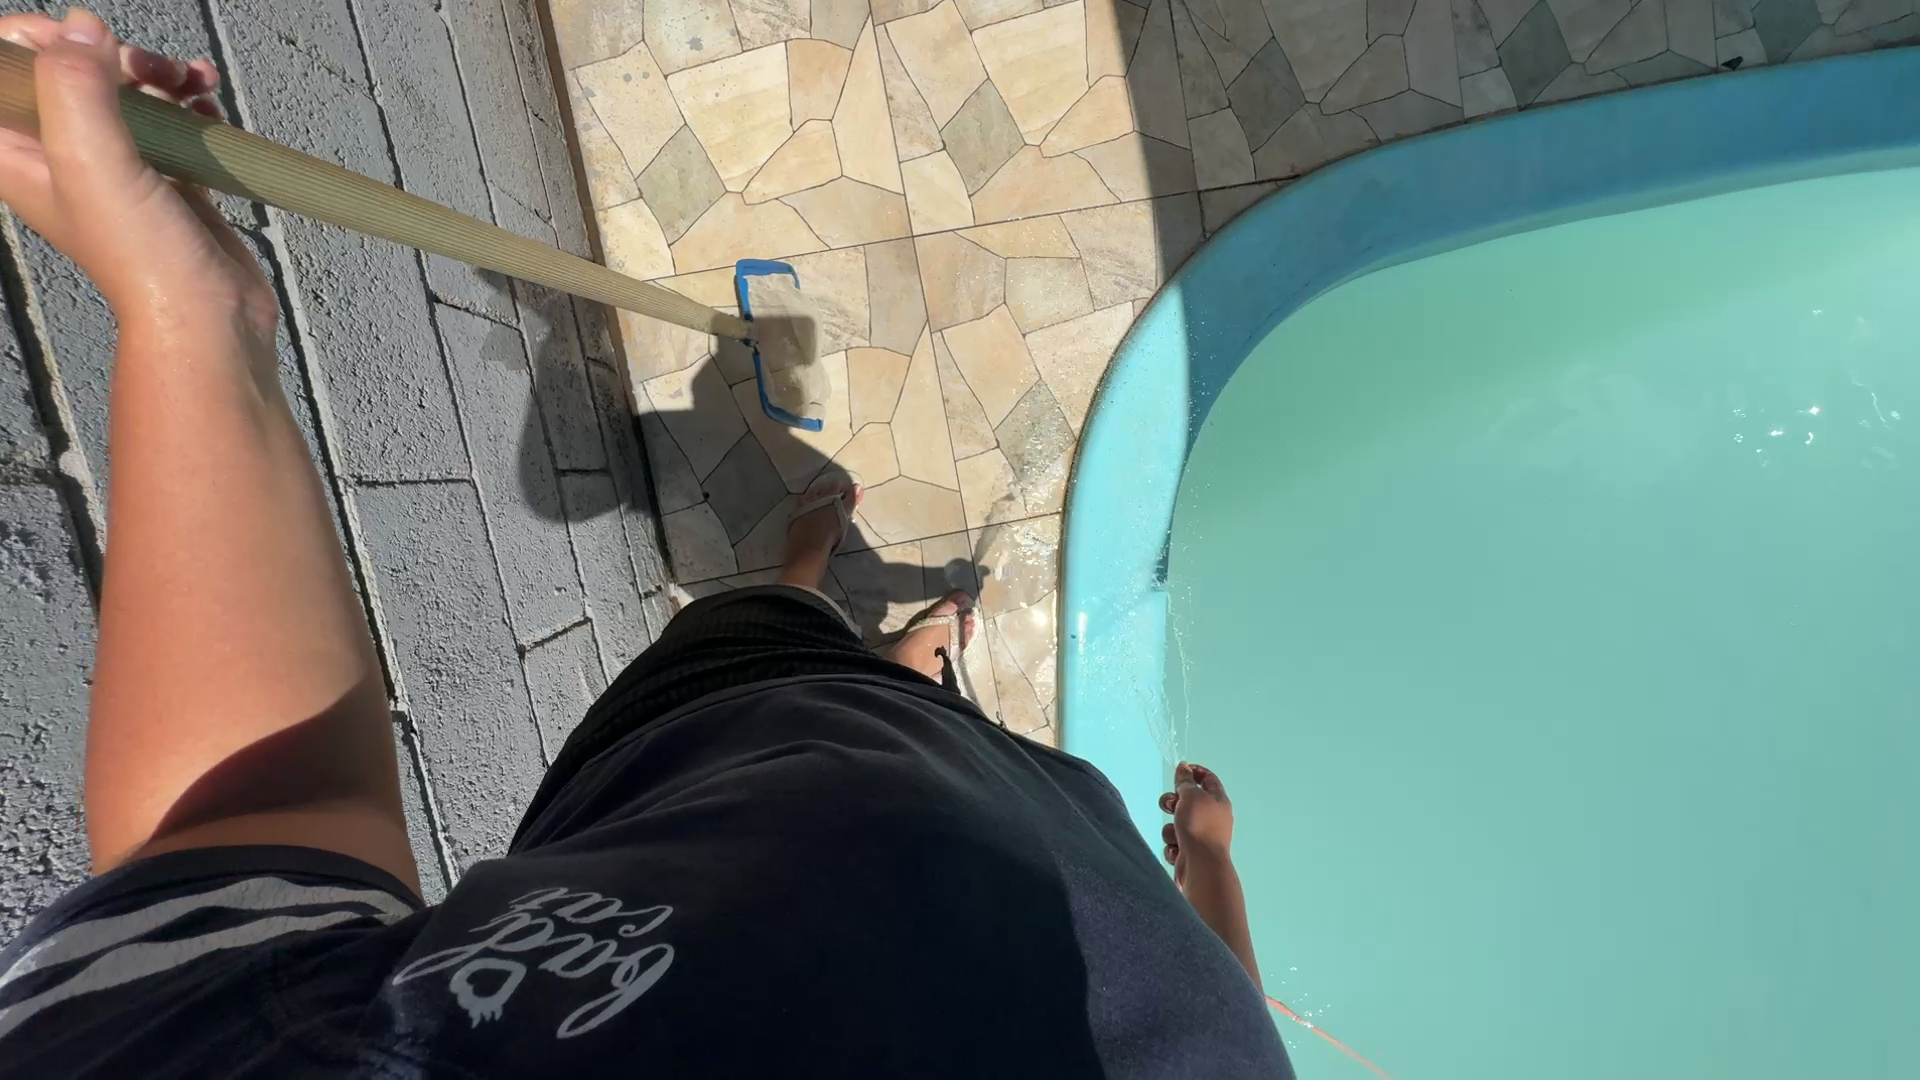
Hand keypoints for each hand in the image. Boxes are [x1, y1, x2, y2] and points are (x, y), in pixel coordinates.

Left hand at [0, 10, 274, 343]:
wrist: (211, 315)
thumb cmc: (142, 252)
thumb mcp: (90, 159)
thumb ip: (74, 84)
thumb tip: (86, 26)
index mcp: (9, 145)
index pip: (0, 63)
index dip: (39, 38)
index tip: (92, 46)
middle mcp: (56, 151)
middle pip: (68, 71)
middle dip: (112, 54)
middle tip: (155, 68)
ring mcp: (118, 169)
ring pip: (126, 97)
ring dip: (160, 77)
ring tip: (196, 79)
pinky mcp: (171, 186)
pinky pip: (172, 131)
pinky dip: (192, 111)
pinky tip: (213, 107)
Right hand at [1159, 761, 1233, 887]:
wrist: (1201, 866)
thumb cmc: (1199, 826)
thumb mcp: (1191, 796)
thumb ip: (1185, 781)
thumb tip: (1184, 767)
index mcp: (1218, 801)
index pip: (1208, 779)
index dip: (1193, 771)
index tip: (1178, 771)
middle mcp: (1211, 818)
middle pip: (1187, 800)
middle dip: (1174, 801)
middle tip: (1172, 805)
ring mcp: (1200, 836)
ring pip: (1177, 822)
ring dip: (1171, 827)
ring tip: (1176, 834)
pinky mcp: (1190, 852)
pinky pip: (1174, 841)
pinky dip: (1173, 844)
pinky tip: (1177, 850)